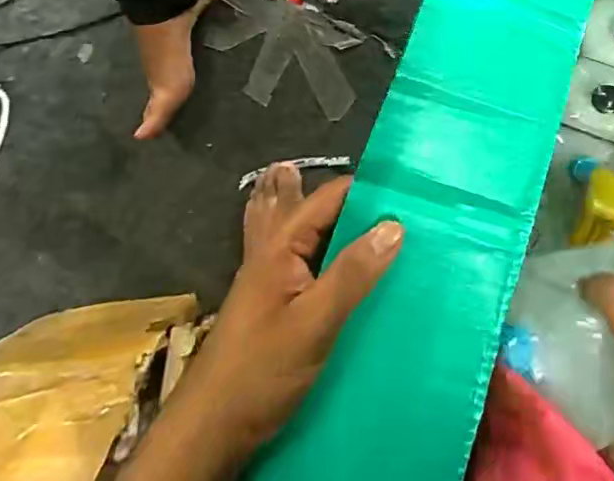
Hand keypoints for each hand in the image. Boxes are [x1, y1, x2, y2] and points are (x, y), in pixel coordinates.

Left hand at [125, 164, 402, 480]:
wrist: (208, 429)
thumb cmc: (260, 369)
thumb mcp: (314, 322)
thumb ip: (352, 273)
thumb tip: (394, 225)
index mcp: (281, 245)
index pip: (329, 198)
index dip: (365, 189)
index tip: (405, 191)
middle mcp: (273, 251)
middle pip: (308, 208)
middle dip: (337, 193)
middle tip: (378, 183)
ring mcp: (270, 277)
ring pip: (299, 232)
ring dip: (319, 213)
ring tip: (322, 183)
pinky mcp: (274, 303)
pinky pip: (300, 258)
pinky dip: (316, 245)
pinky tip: (321, 247)